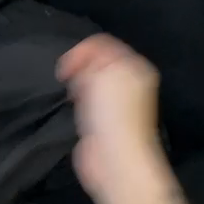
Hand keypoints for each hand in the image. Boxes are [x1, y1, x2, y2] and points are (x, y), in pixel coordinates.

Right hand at [57, 34, 162, 203]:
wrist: (114, 160)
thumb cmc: (111, 113)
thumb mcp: (104, 71)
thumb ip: (94, 54)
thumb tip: (83, 58)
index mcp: (134, 67)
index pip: (103, 43)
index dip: (83, 49)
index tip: (69, 65)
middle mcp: (127, 81)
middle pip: (95, 60)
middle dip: (79, 66)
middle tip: (70, 78)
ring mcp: (114, 100)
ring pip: (88, 78)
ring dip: (76, 82)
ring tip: (73, 94)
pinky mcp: (101, 116)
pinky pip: (83, 96)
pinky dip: (75, 97)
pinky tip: (73, 105)